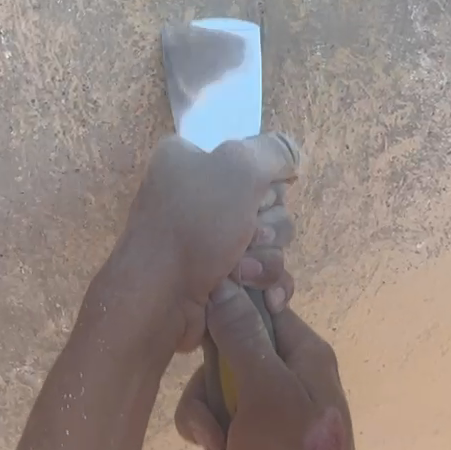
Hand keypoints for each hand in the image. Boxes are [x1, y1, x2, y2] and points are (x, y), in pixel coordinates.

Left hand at [112, 134, 299, 352]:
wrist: (159, 299)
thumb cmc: (194, 224)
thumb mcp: (237, 167)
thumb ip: (272, 151)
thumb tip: (290, 154)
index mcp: (189, 158)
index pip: (249, 156)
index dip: (264, 178)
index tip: (260, 193)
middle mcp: (196, 193)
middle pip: (265, 200)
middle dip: (269, 223)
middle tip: (252, 235)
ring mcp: (206, 236)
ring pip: (268, 238)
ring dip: (266, 256)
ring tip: (244, 271)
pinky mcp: (217, 273)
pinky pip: (261, 270)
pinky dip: (266, 281)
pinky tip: (264, 295)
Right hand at [174, 286, 366, 449]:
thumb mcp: (265, 396)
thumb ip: (241, 336)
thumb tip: (224, 280)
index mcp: (304, 355)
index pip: (259, 303)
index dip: (227, 309)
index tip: (201, 326)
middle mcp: (290, 377)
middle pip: (228, 351)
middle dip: (212, 391)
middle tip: (217, 425)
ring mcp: (273, 414)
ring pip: (217, 393)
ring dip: (212, 429)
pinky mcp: (258, 447)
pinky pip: (221, 429)